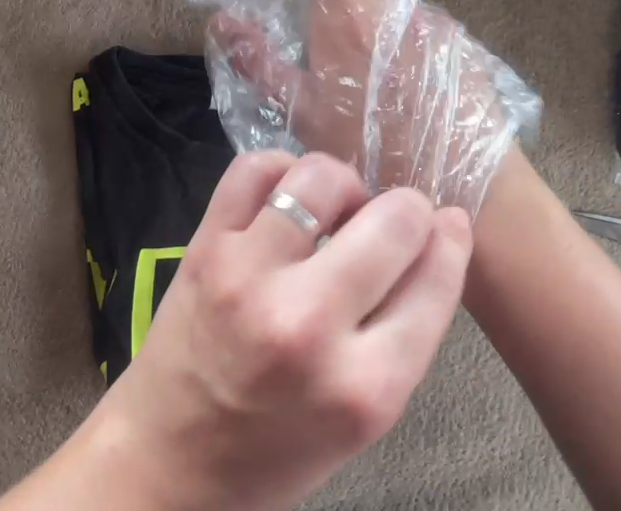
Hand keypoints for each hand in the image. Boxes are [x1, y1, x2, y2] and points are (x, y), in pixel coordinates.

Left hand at [83, 150, 473, 510]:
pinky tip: (288, 192)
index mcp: (365, 386)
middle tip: (391, 220)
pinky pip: (253, 169)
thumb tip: (440, 234)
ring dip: (345, 185)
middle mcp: (309, 323)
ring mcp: (250, 276)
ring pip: (322, 180)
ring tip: (338, 207)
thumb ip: (405, 332)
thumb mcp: (365, 417)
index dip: (450, 240)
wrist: (170, 454)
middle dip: (407, 209)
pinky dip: (281, 167)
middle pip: (392, 221)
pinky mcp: (205, 246)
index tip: (446, 223)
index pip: (435, 278)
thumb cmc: (277, 445)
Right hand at [211, 0, 518, 209]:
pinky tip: (384, 29)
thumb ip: (262, 63)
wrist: (470, 192)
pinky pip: (412, 7)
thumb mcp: (303, 116)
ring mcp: (428, 20)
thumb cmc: (375, 156)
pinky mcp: (451, 39)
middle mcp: (390, 7)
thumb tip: (224, 20)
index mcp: (346, 20)